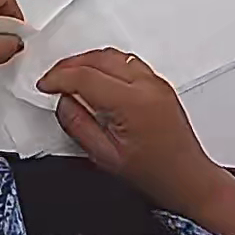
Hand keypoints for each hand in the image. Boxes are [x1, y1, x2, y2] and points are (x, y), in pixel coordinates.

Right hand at [37, 48, 234, 234]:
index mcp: (133, 103)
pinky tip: (95, 77)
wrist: (189, 179)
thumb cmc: (156, 173)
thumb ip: (79, 125)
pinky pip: (127, 62)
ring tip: (70, 77)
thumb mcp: (105, 156)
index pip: (86, 76)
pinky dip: (106, 63)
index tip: (45, 85)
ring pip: (113, 55)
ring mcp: (155, 83)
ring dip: (87, 61)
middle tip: (52, 79)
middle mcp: (147, 86)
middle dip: (69, 65)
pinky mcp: (159, 84)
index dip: (59, 78)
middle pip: (99, 58)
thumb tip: (63, 102)